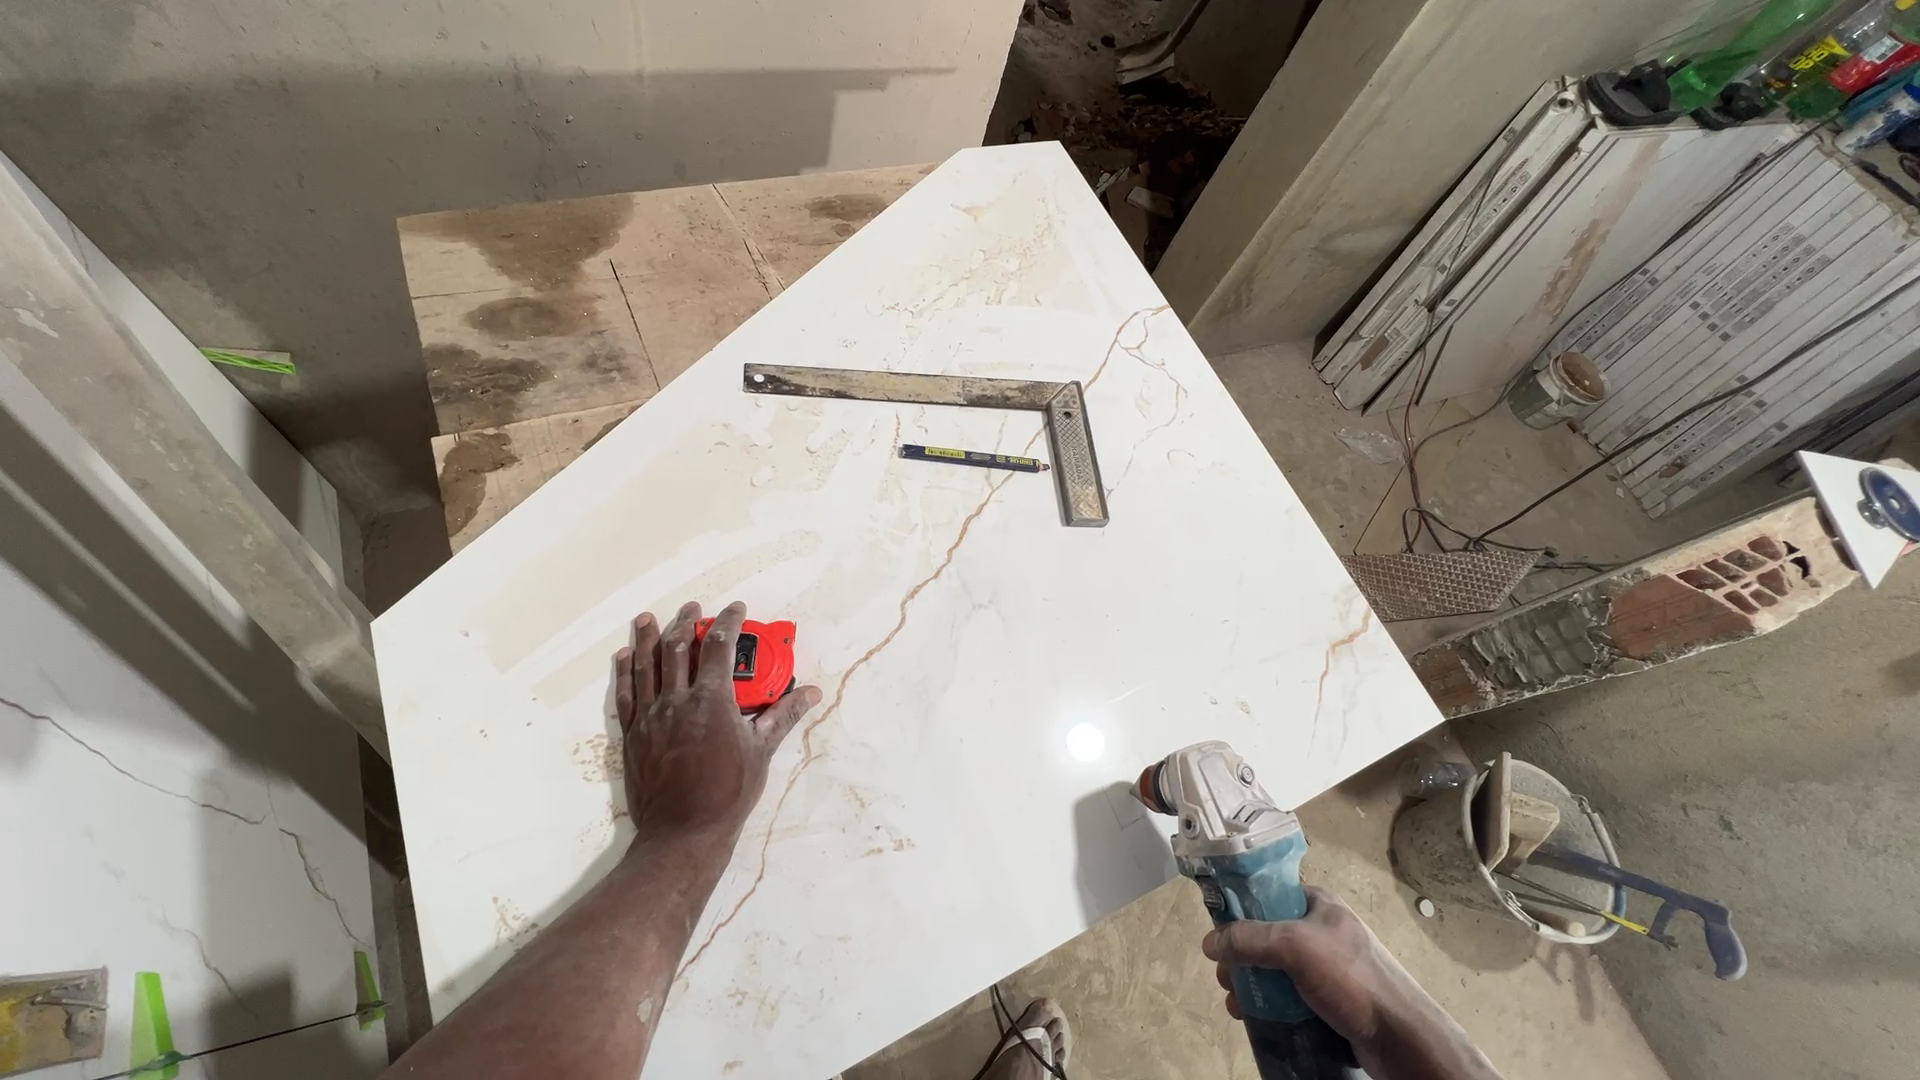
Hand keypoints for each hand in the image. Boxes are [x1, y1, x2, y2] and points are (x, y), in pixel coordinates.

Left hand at [613, 601, 821, 848]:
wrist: (684, 831)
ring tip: (647, 617)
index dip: (728, 623)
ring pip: (646, 665)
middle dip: (686, 622)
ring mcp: (650, 717)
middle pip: (677, 648)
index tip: (736, 609)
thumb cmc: (729, 791)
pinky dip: (624, 671)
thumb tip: (814, 692)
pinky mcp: (633, 734)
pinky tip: (625, 656)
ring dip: (647, 637)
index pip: (719, 648)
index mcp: (711, 701)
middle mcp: (677, 701)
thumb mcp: (762, 750)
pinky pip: (625, 694)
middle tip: (694, 608)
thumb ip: (784, 715)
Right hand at [1202, 887, 1498, 1079]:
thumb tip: (1208, 943)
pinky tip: (1255, 1017)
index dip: (1241, 909)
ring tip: (1236, 1003)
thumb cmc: (1350, 978)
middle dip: (1241, 957)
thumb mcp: (1293, 946)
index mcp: (1319, 904)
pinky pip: (1290, 996)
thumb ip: (1249, 939)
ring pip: (1276, 969)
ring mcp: (1328, 969)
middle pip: (1267, 936)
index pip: (1270, 894)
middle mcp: (1322, 931)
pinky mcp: (1332, 1001)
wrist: (1402, 1039)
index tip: (1218, 930)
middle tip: (1224, 976)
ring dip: (1251, 984)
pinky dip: (1269, 1005)